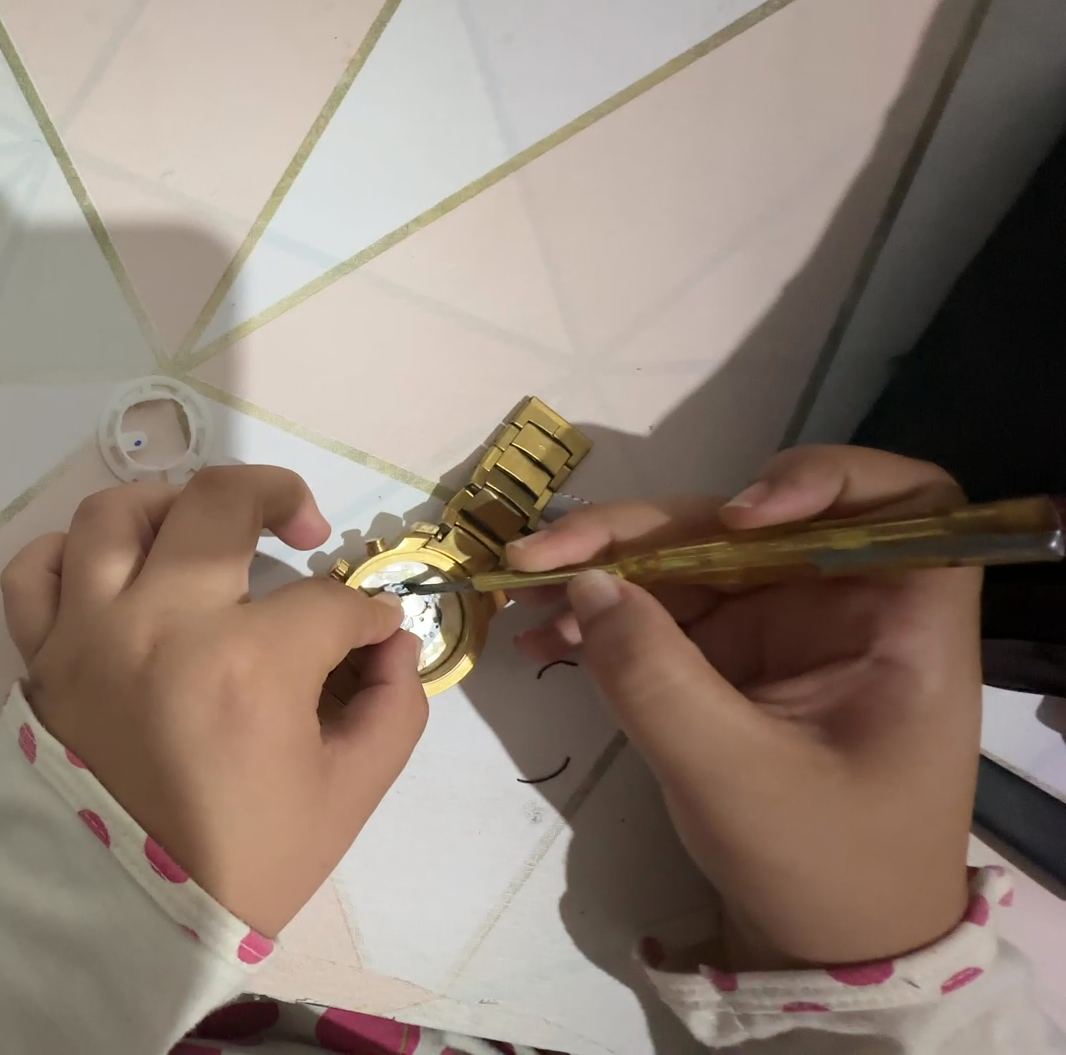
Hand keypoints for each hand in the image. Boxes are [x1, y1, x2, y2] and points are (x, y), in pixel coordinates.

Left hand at [0, 465, 425, 935]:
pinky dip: (66, 555)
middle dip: (278, 494)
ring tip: (195, 531)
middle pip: (219, 502)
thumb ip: (391, 709)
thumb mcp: (345, 799)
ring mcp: (86, 631)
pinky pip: (32, 570)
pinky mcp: (39, 653)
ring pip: (113, 513)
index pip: (325, 602)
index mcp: (246, 666)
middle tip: (300, 526)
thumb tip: (389, 639)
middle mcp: (159, 624)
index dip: (363, 613)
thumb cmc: (237, 862)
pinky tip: (105, 573)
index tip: (369, 631)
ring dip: (166, 504)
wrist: (119, 920)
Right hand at [508, 445, 978, 969]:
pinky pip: (642, 610)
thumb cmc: (815, 859)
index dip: (818, 483)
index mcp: (891, 626)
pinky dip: (586, 616)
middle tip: (534, 556)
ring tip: (515, 595)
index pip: (896, 504)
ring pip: (671, 562)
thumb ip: (652, 674)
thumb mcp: (728, 770)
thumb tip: (584, 583)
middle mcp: (827, 607)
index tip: (733, 519)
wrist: (813, 930)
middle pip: (730, 527)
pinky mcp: (710, 653)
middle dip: (629, 532)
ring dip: (588, 570)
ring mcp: (762, 628)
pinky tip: (537, 637)